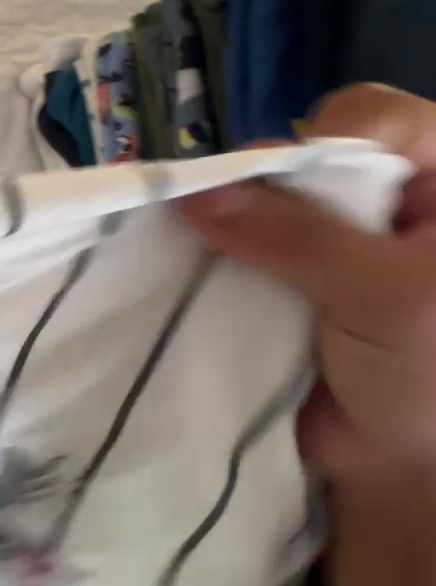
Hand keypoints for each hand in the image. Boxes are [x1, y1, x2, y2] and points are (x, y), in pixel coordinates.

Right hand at [177, 84, 435, 483]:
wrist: (410, 464)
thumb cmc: (435, 371)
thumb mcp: (388, 294)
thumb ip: (298, 236)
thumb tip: (193, 192)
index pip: (376, 122)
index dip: (317, 141)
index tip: (264, 187)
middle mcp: (386, 206)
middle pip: (302, 162)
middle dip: (250, 188)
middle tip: (207, 224)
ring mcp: (325, 247)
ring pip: (254, 210)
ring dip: (215, 230)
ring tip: (181, 252)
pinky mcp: (277, 284)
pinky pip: (228, 256)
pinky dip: (200, 263)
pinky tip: (175, 272)